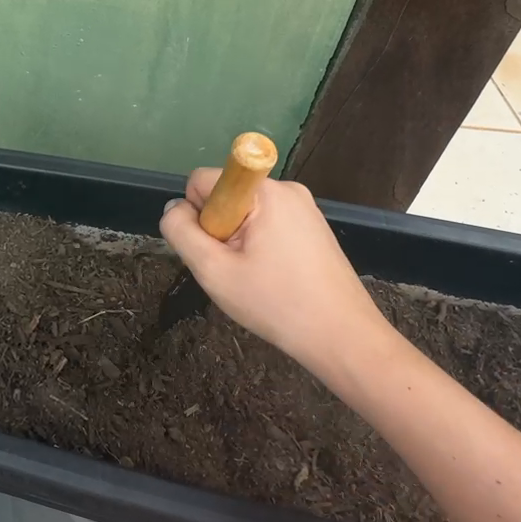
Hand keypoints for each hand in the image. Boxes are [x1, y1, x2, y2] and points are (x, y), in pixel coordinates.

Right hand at [158, 169, 391, 373]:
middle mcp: (286, 190)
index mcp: (264, 192)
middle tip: (236, 270)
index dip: (198, 215)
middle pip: (225, 196)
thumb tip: (174, 208)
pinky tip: (274, 279)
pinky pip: (267, 225)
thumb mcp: (213, 270)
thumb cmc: (277, 304)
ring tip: (256, 279)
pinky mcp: (314, 228)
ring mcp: (304, 209)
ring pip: (245, 213)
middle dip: (219, 230)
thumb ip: (181, 231)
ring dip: (239, 242)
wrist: (346, 341)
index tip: (218, 249)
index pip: (202, 180)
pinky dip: (260, 248)